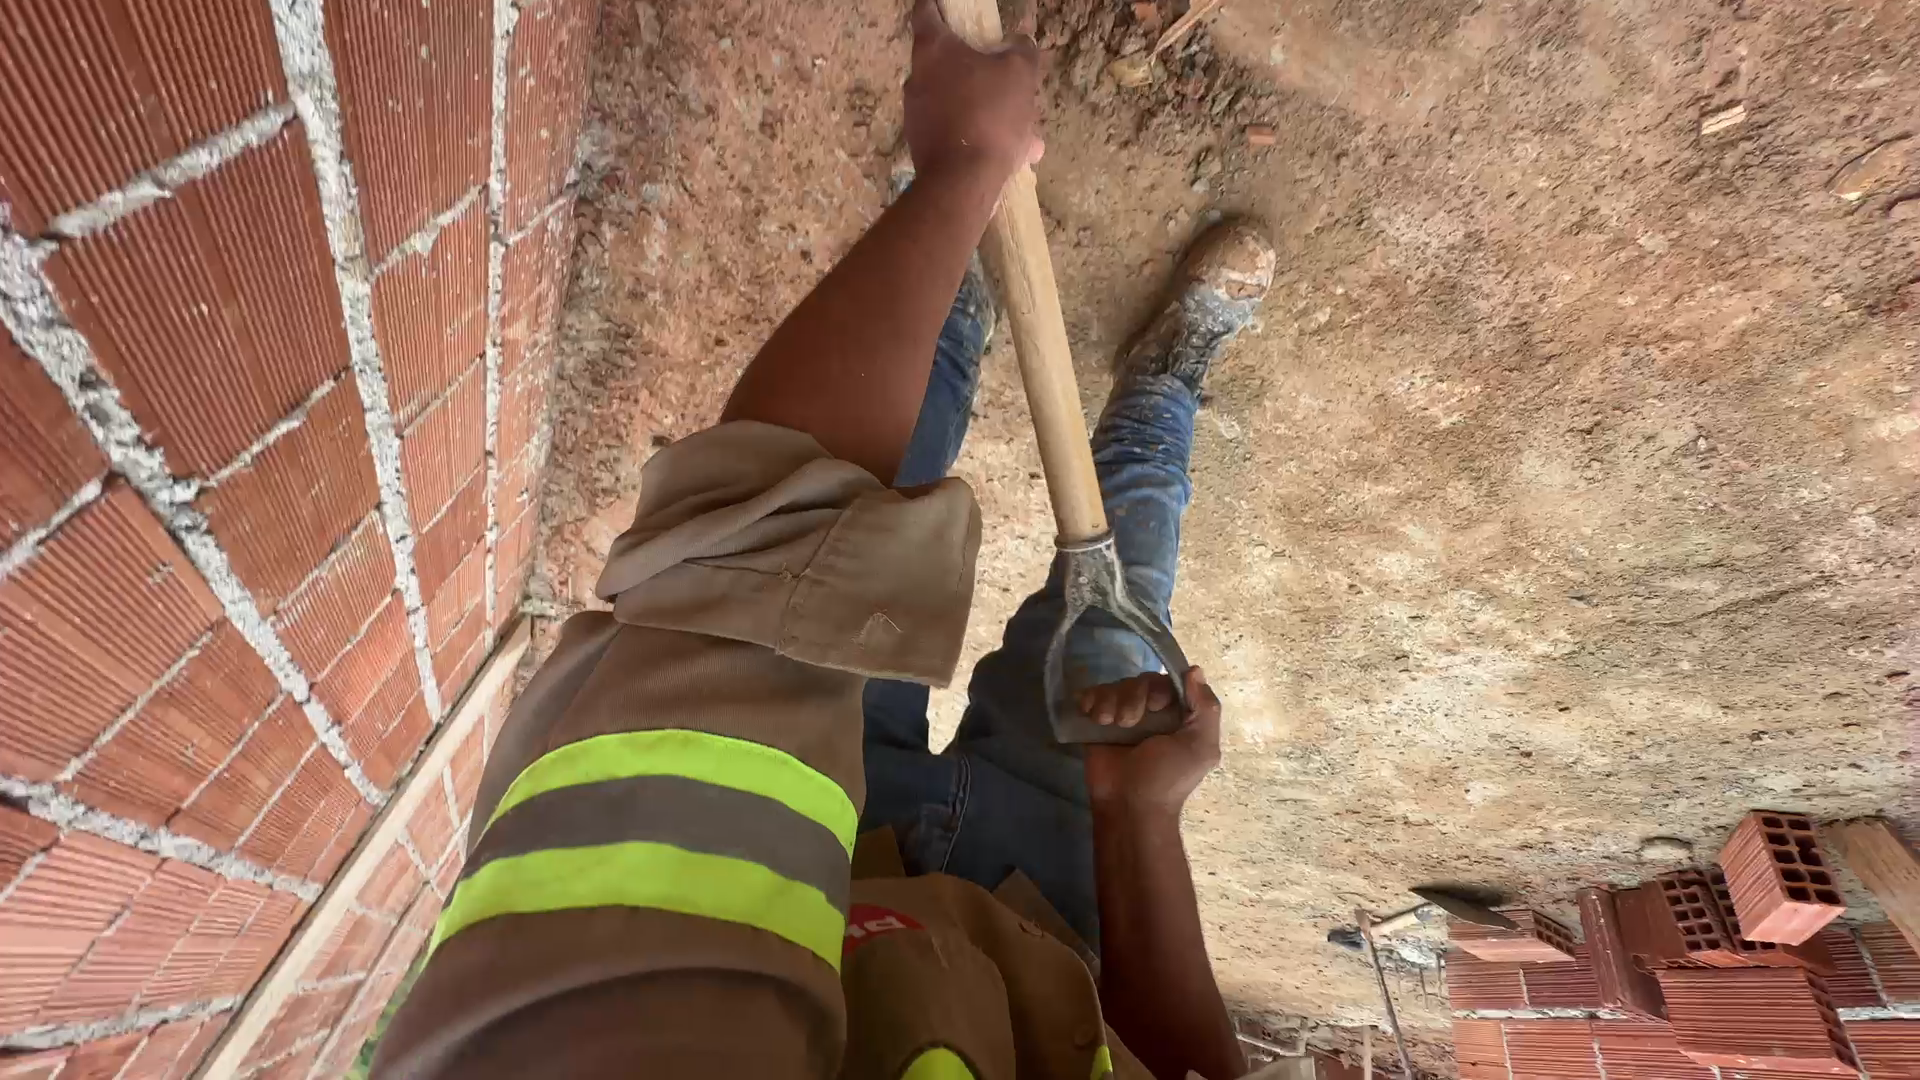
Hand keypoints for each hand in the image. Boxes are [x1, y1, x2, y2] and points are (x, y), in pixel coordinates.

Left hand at [904, 0, 1043, 188]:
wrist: (962, 184)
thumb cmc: (989, 117)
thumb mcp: (1020, 75)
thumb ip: (1022, 51)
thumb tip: (1022, 42)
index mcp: (933, 50)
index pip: (927, 11)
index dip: (940, 5)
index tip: (953, 10)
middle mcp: (916, 81)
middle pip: (946, 65)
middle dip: (976, 72)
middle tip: (1003, 82)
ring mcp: (915, 118)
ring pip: (956, 106)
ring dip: (986, 114)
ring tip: (1021, 134)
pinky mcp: (921, 151)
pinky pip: (956, 137)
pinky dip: (979, 141)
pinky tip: (1010, 158)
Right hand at [1082, 668, 1222, 815]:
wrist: (1128, 806)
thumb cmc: (1167, 778)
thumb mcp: (1200, 747)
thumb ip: (1205, 708)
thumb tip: (1194, 670)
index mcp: (1177, 715)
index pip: (1166, 681)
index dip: (1158, 689)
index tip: (1155, 708)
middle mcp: (1150, 712)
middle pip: (1138, 681)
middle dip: (1132, 698)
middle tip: (1128, 723)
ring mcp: (1122, 716)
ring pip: (1114, 686)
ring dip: (1110, 701)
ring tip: (1108, 723)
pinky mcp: (1097, 722)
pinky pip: (1092, 695)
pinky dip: (1091, 700)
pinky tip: (1093, 716)